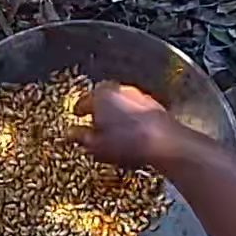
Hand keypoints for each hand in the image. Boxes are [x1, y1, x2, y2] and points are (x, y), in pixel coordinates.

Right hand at [72, 82, 195, 167]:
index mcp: (100, 96)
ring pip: (120, 102)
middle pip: (102, 97)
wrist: (165, 143)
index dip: (78, 111)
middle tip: (93, 122)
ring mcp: (138, 96)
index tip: (76, 116)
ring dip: (115, 112)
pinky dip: (131, 117)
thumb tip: (70, 133)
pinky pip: (135, 110)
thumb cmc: (126, 143)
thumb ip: (81, 137)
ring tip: (113, 129)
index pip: (82, 101)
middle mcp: (119, 90)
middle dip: (98, 109)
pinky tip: (131, 132)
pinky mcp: (154, 105)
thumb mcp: (96, 145)